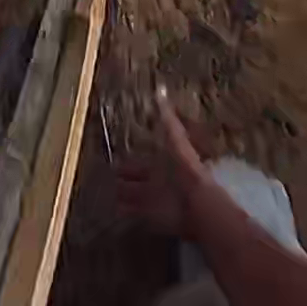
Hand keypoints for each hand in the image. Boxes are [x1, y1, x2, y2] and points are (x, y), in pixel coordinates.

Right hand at [115, 86, 211, 237]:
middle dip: (127, 175)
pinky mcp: (152, 216)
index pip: (144, 160)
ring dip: (125, 192)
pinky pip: (136, 212)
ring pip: (135, 194)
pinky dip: (125, 210)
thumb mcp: (176, 138)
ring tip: (109, 191)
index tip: (118, 159)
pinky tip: (115, 207)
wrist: (197, 203)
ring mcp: (155, 200)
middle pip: (139, 177)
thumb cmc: (186, 168)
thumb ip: (168, 120)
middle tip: (111, 173)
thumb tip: (161, 90)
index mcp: (163, 163)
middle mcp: (158, 181)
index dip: (132, 160)